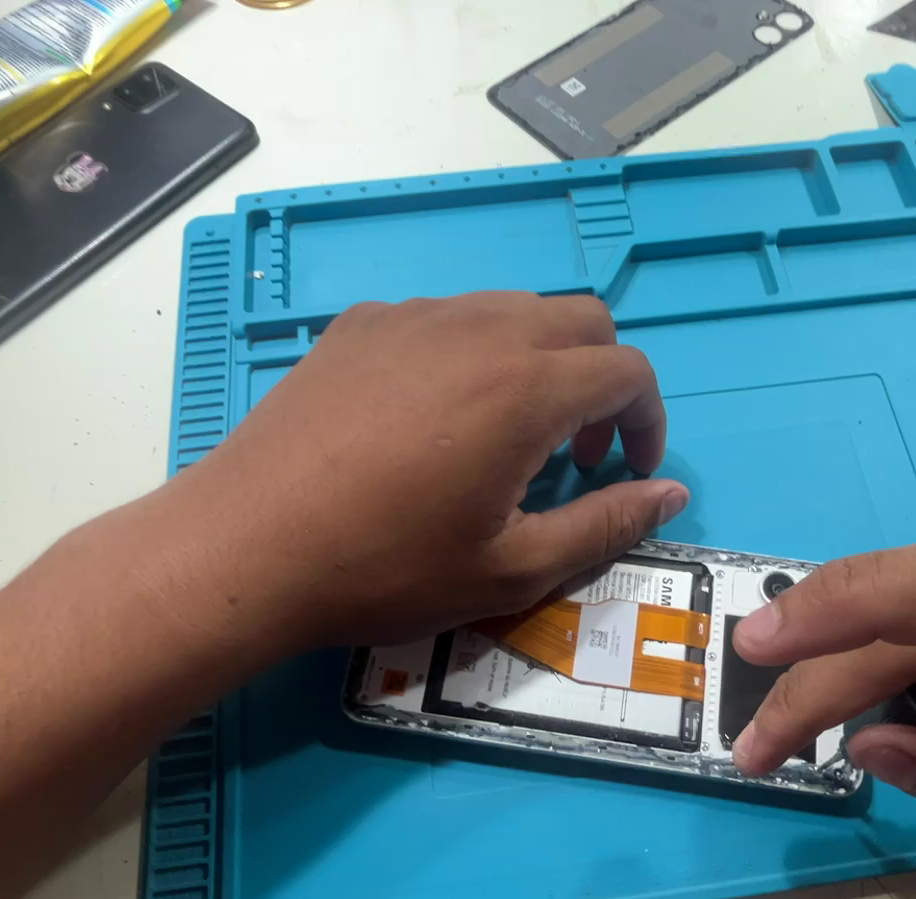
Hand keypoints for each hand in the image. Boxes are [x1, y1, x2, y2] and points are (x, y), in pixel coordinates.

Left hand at [133, 292, 686, 652]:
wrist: (245, 550)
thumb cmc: (386, 571)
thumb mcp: (512, 570)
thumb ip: (605, 525)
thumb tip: (670, 493)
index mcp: (526, 387)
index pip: (627, 371)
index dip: (646, 421)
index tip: (626, 471)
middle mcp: (478, 328)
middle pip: (581, 322)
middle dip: (602, 383)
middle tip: (575, 454)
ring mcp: (413, 317)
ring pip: (513, 312)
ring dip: (540, 364)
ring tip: (506, 437)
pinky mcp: (361, 324)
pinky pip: (447, 319)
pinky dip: (474, 355)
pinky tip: (433, 419)